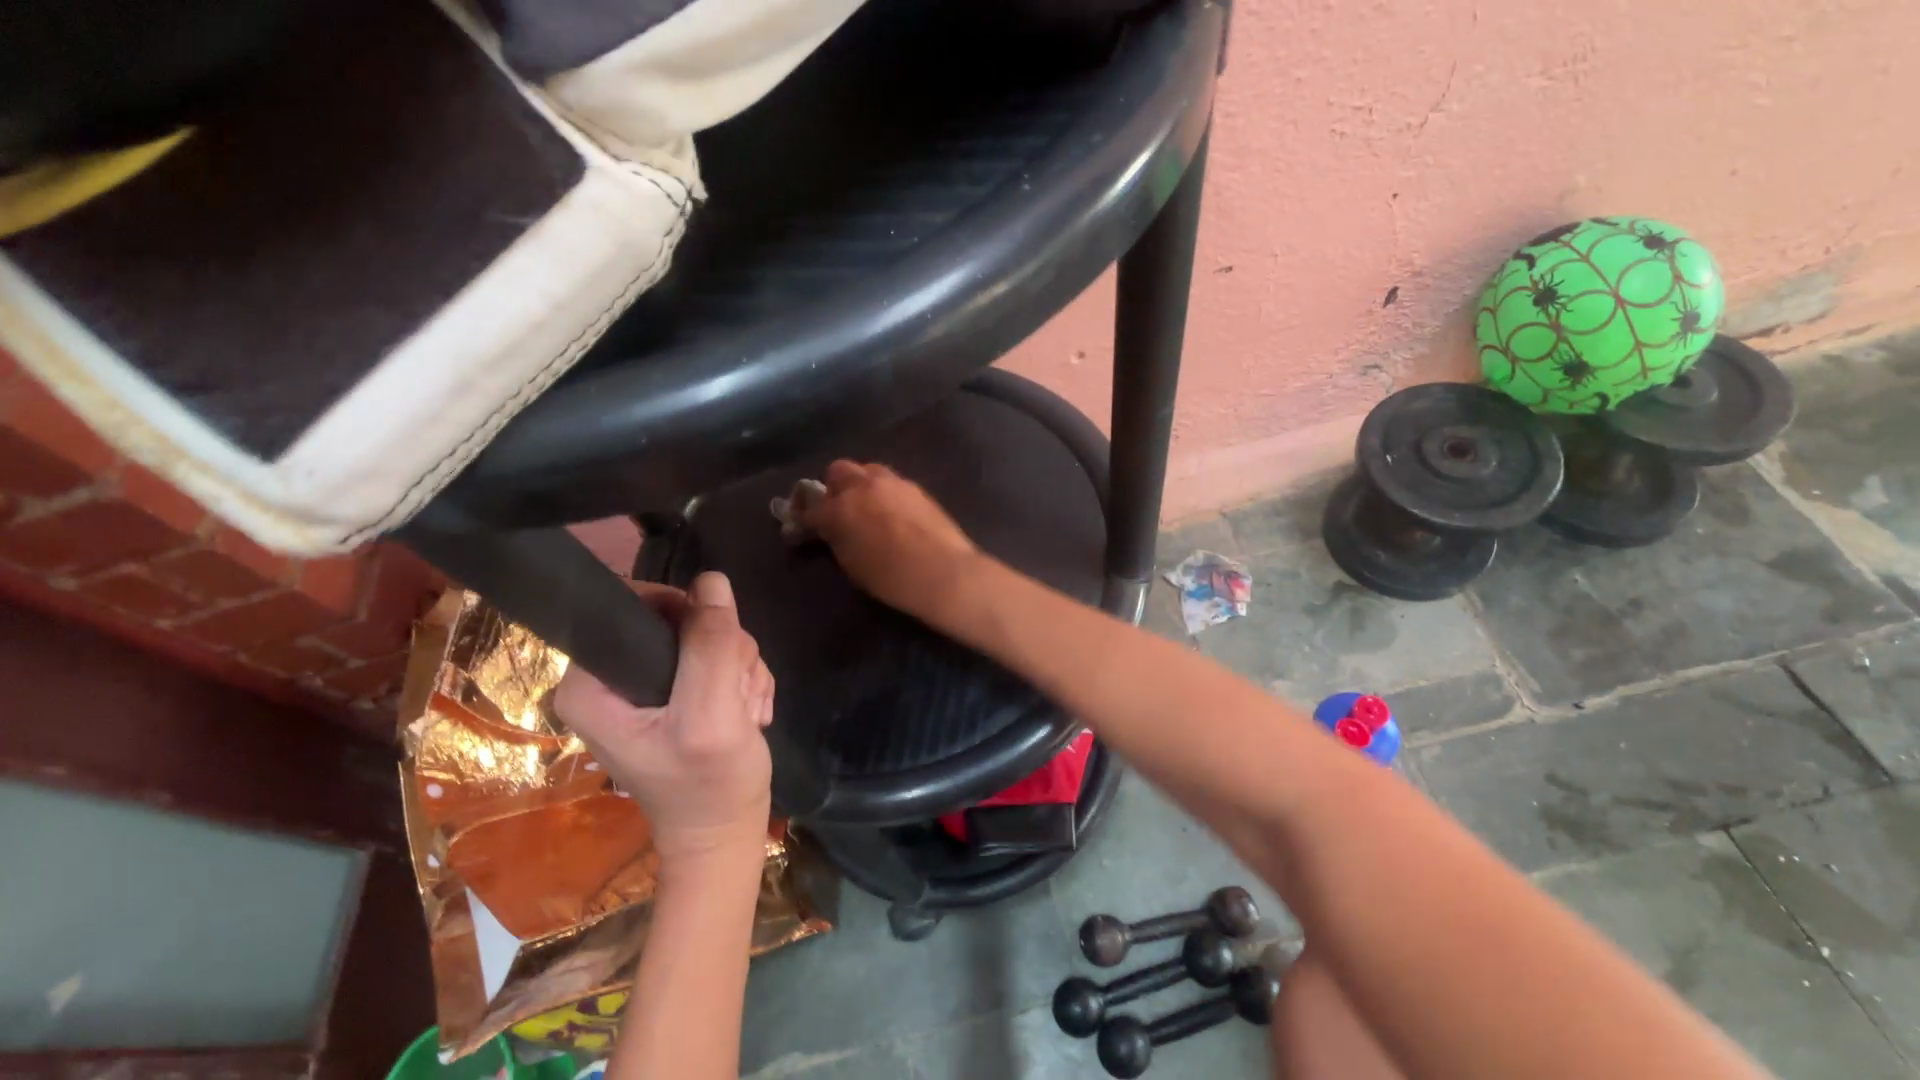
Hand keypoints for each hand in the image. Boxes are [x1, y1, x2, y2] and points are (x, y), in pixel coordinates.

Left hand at [553, 573, 773, 861]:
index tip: (714, 650)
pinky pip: (717, 657)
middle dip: (722, 652)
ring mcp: (646, 685)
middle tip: (736, 697)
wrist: (725, 836)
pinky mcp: (676, 693)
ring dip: (739, 669)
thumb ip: (711, 647)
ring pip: (706, 636)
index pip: (632, 605)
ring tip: (744, 713)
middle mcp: (610, 677)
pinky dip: (742, 681)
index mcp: (590, 683)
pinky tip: (747, 714)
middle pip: (678, 618)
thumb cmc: (708, 788)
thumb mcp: (712, 717)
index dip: (682, 613)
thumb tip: (713, 580)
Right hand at [796, 460, 980, 616]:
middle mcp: (863, 487)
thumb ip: (837, 539)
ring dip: (860, 484)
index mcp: (840, 509)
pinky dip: (883, 492)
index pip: (811, 507)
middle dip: (833, 488)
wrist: (943, 572)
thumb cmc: (892, 578)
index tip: (803, 527)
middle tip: (837, 509)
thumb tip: (831, 530)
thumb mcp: (852, 564)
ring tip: (866, 507)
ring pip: (866, 470)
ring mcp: (892, 483)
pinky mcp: (916, 487)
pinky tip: (891, 512)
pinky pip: (891, 481)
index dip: (803, 517)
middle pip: (838, 471)